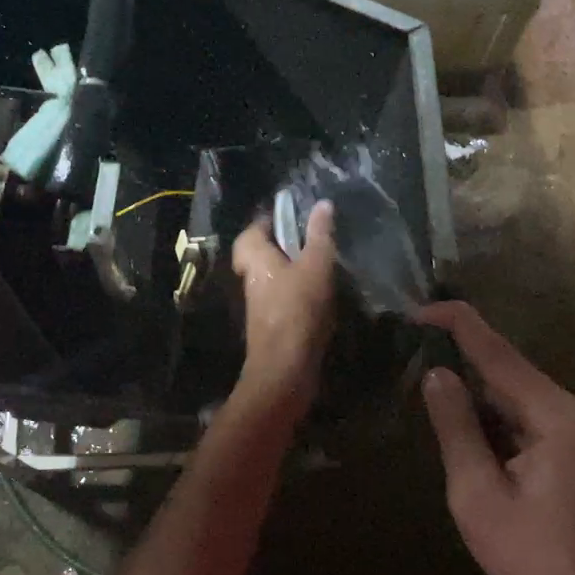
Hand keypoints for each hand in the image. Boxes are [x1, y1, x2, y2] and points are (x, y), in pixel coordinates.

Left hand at [231, 202, 336, 408]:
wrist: (285, 370)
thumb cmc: (297, 310)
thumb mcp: (315, 266)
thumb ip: (319, 236)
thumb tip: (323, 204)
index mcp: (255, 259)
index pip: (251, 232)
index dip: (268, 222)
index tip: (292, 217)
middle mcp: (252, 280)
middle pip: (259, 256)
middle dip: (281, 248)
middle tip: (309, 243)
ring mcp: (260, 306)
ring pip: (272, 279)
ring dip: (292, 272)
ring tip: (322, 266)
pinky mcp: (272, 327)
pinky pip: (282, 301)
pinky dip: (298, 295)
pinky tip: (321, 298)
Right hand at [415, 301, 574, 574]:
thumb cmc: (532, 564)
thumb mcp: (477, 495)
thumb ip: (456, 427)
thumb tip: (437, 374)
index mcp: (560, 418)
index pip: (500, 353)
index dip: (458, 323)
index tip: (419, 309)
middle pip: (517, 377)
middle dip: (468, 365)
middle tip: (420, 356)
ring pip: (530, 403)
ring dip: (488, 399)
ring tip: (441, 394)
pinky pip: (546, 426)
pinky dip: (510, 425)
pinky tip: (482, 438)